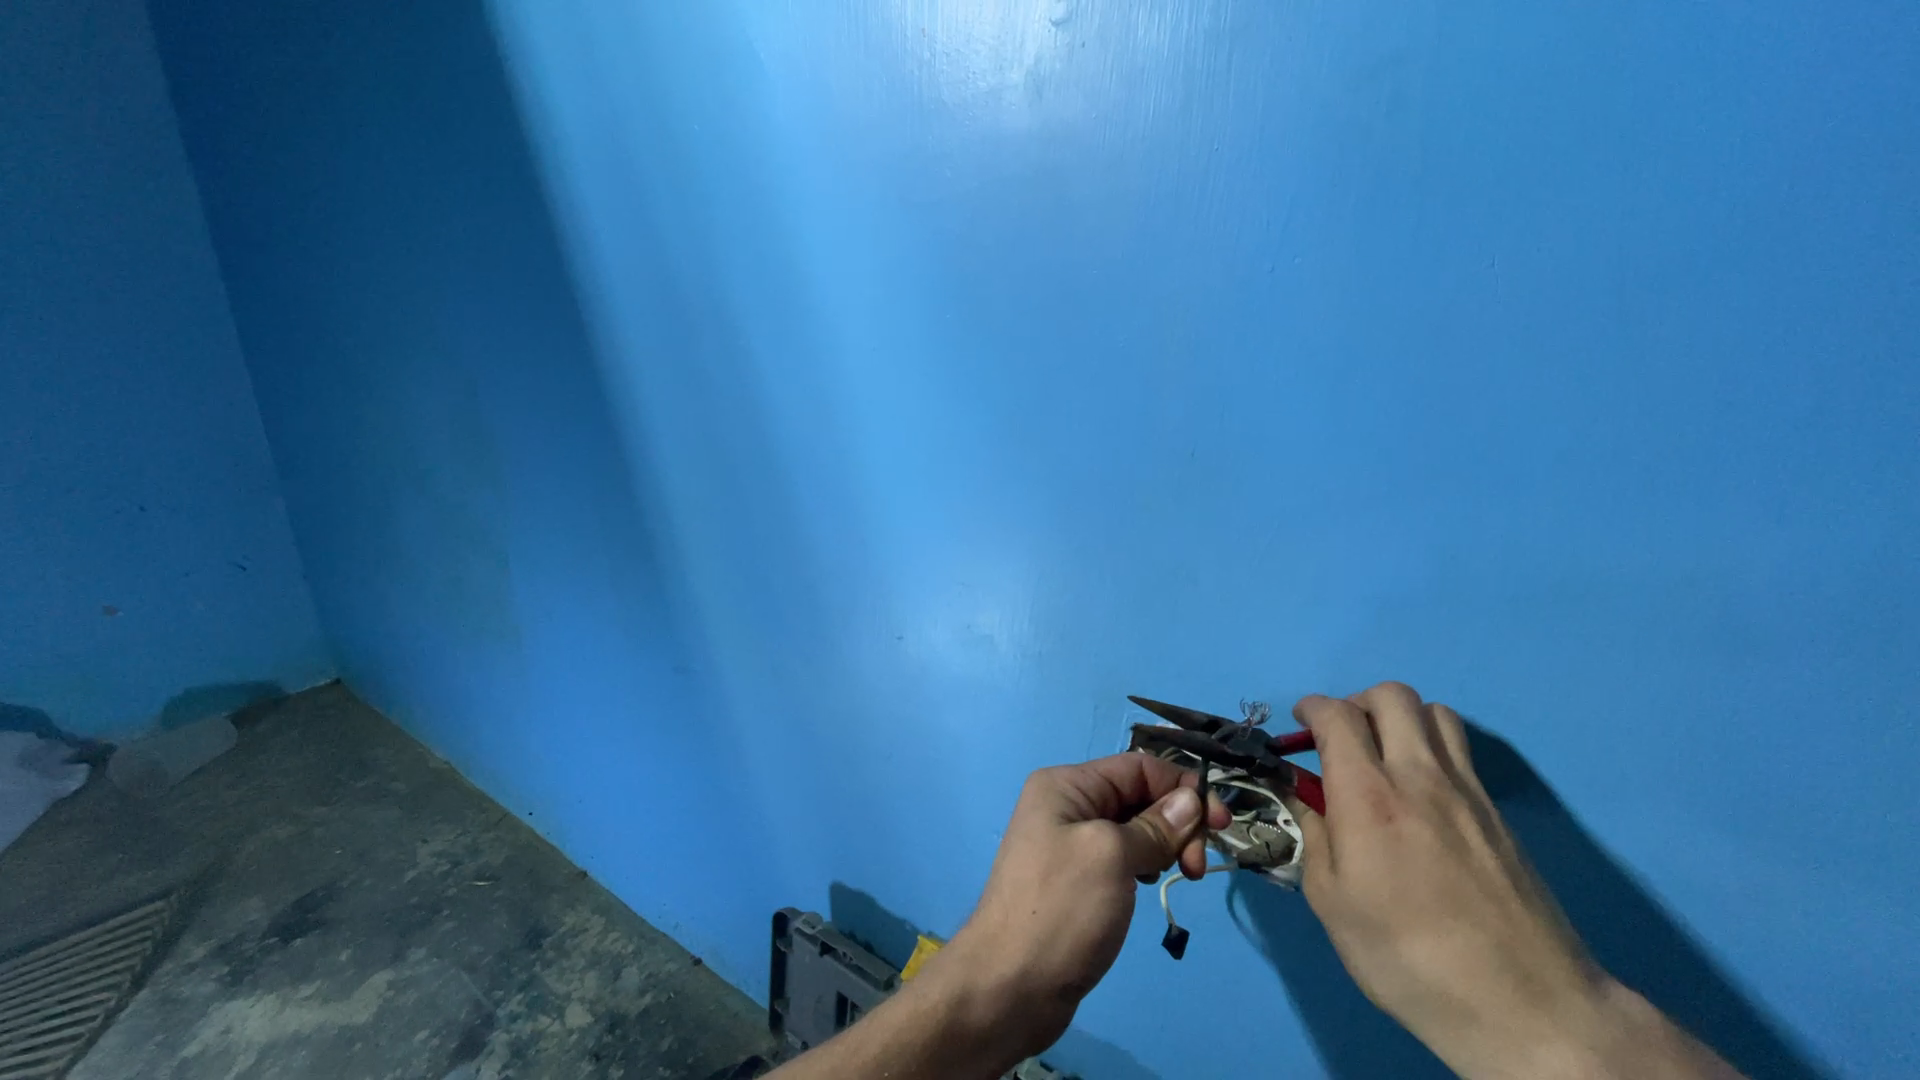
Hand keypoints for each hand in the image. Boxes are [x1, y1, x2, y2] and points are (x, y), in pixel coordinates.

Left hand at [936, 754, 1229, 1058]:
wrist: (1009, 985)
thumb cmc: (1061, 908)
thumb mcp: (1111, 856)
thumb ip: (1154, 825)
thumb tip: (1190, 799)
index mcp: (1066, 785)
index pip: (1138, 767)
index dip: (1182, 787)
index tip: (1220, 824)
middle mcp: (1066, 806)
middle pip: (1138, 796)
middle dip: (1177, 822)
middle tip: (1197, 867)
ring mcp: (1069, 845)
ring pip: (1134, 829)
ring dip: (1165, 845)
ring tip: (1182, 875)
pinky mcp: (1077, 881)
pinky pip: (1122, 858)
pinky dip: (1146, 865)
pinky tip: (1151, 885)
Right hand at [1290, 683, 1740, 1078]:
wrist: (1521, 1003)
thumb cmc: (1406, 956)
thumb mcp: (1331, 901)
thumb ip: (1312, 834)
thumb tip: (1300, 795)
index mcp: (1369, 796)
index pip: (1337, 715)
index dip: (1310, 709)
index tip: (1298, 726)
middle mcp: (1419, 775)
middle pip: (1391, 695)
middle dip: (1355, 702)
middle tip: (1339, 738)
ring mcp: (1466, 790)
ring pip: (1435, 712)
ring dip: (1400, 718)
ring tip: (1382, 755)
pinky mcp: (1497, 812)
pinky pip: (1460, 750)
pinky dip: (1431, 746)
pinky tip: (1419, 792)